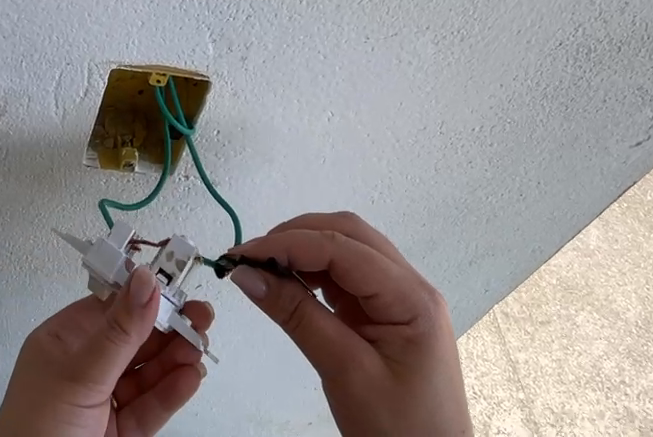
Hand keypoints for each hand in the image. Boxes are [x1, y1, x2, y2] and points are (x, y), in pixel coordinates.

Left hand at [0, 267, 213, 436]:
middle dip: (167, 327)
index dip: (142, 295)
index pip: (109, 308)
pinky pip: (149, 408)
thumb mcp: (79, 374)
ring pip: (145, 374)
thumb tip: (145, 281)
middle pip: (132, 339)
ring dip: (174, 358)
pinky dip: (171, 392)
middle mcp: (83, 367)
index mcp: (63, 342)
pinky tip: (190, 376)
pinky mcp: (119, 434)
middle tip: (201, 316)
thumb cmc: (35, 430)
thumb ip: (118, 332)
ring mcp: (102, 402)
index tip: (175, 284)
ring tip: (199, 346)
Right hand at [226, 212, 470, 435]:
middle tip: (251, 258)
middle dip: (295, 237)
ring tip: (264, 268)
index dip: (287, 243)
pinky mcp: (385, 312)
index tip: (241, 255)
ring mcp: (399, 297)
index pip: (341, 248)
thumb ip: (296, 315)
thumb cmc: (397, 429)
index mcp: (411, 297)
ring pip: (346, 247)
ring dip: (303, 249)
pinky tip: (289, 282)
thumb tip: (244, 273)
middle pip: (347, 234)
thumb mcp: (345, 372)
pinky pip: (345, 274)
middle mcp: (410, 285)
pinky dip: (312, 270)